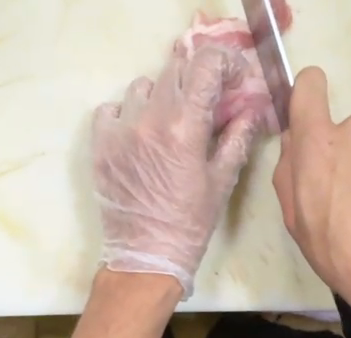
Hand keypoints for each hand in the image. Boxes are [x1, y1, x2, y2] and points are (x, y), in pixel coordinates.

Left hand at [92, 46, 261, 297]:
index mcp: (184, 126)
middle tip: (204, 106)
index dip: (224, 64)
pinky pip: (110, 110)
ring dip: (161, 97)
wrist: (146, 260)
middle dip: (196, 82)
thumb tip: (249, 110)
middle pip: (175, 70)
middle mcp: (149, 119)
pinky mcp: (100, 146)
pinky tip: (138, 135)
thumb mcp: (221, 182)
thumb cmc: (188, 226)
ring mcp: (120, 131)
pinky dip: (126, 114)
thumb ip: (237, 138)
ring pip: (142, 87)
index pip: (206, 63)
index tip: (232, 81)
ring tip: (168, 124)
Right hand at [273, 68, 350, 310]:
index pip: (309, 86)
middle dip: (337, 155)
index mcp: (317, 142)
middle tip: (339, 197)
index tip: (308, 121)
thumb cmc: (334, 248)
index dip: (306, 98)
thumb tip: (295, 141)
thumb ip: (288, 170)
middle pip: (339, 130)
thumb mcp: (293, 217)